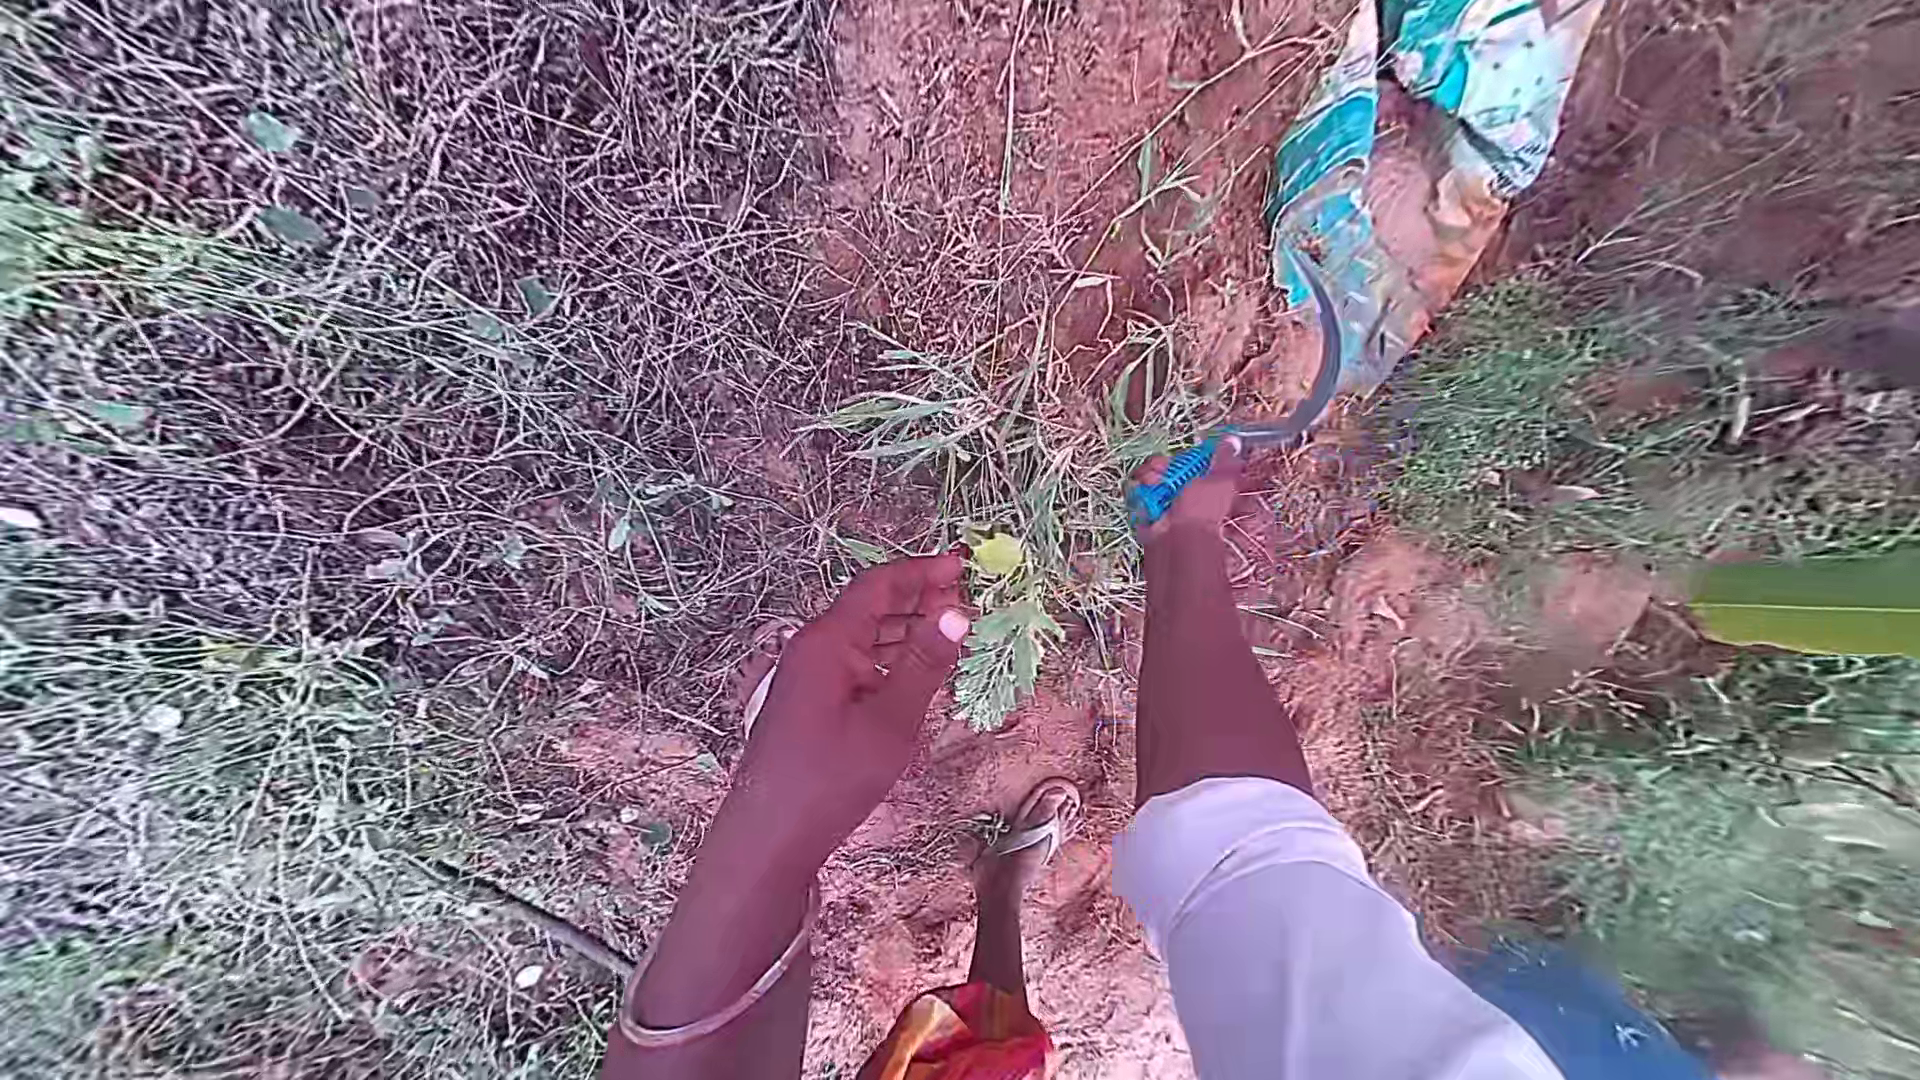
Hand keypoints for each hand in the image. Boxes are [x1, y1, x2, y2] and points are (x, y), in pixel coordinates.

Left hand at [725, 553, 970, 866]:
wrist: (768, 839)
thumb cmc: (831, 779)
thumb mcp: (890, 721)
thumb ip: (924, 663)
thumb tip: (956, 614)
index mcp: (827, 640)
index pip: (879, 585)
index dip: (921, 571)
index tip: (960, 565)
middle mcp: (813, 646)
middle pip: (871, 606)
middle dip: (918, 598)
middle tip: (963, 599)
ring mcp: (809, 673)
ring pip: (864, 635)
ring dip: (906, 628)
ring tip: (949, 630)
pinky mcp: (811, 697)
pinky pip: (855, 661)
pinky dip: (889, 656)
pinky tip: (915, 667)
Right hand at [1131, 435, 1244, 543]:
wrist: (1176, 537)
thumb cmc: (1201, 510)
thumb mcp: (1221, 479)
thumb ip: (1225, 459)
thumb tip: (1232, 440)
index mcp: (1199, 482)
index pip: (1185, 459)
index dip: (1182, 456)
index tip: (1182, 459)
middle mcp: (1179, 490)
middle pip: (1162, 464)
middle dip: (1160, 464)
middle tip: (1162, 471)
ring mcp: (1159, 498)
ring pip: (1145, 474)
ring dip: (1146, 475)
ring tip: (1151, 484)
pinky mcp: (1142, 506)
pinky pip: (1133, 488)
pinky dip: (1136, 488)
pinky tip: (1143, 492)